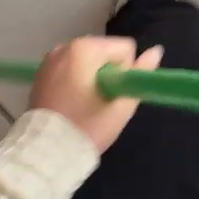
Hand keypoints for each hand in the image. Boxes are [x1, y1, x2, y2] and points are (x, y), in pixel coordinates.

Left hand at [28, 37, 161, 152]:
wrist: (45, 153)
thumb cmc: (87, 128)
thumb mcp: (121, 105)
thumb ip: (140, 75)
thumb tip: (157, 50)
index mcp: (85, 49)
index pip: (124, 49)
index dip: (125, 73)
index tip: (113, 95)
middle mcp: (65, 46)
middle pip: (105, 51)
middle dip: (108, 72)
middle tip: (100, 102)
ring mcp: (50, 58)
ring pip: (88, 60)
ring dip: (92, 76)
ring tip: (84, 104)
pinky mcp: (41, 72)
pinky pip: (71, 67)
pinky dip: (76, 79)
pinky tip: (71, 102)